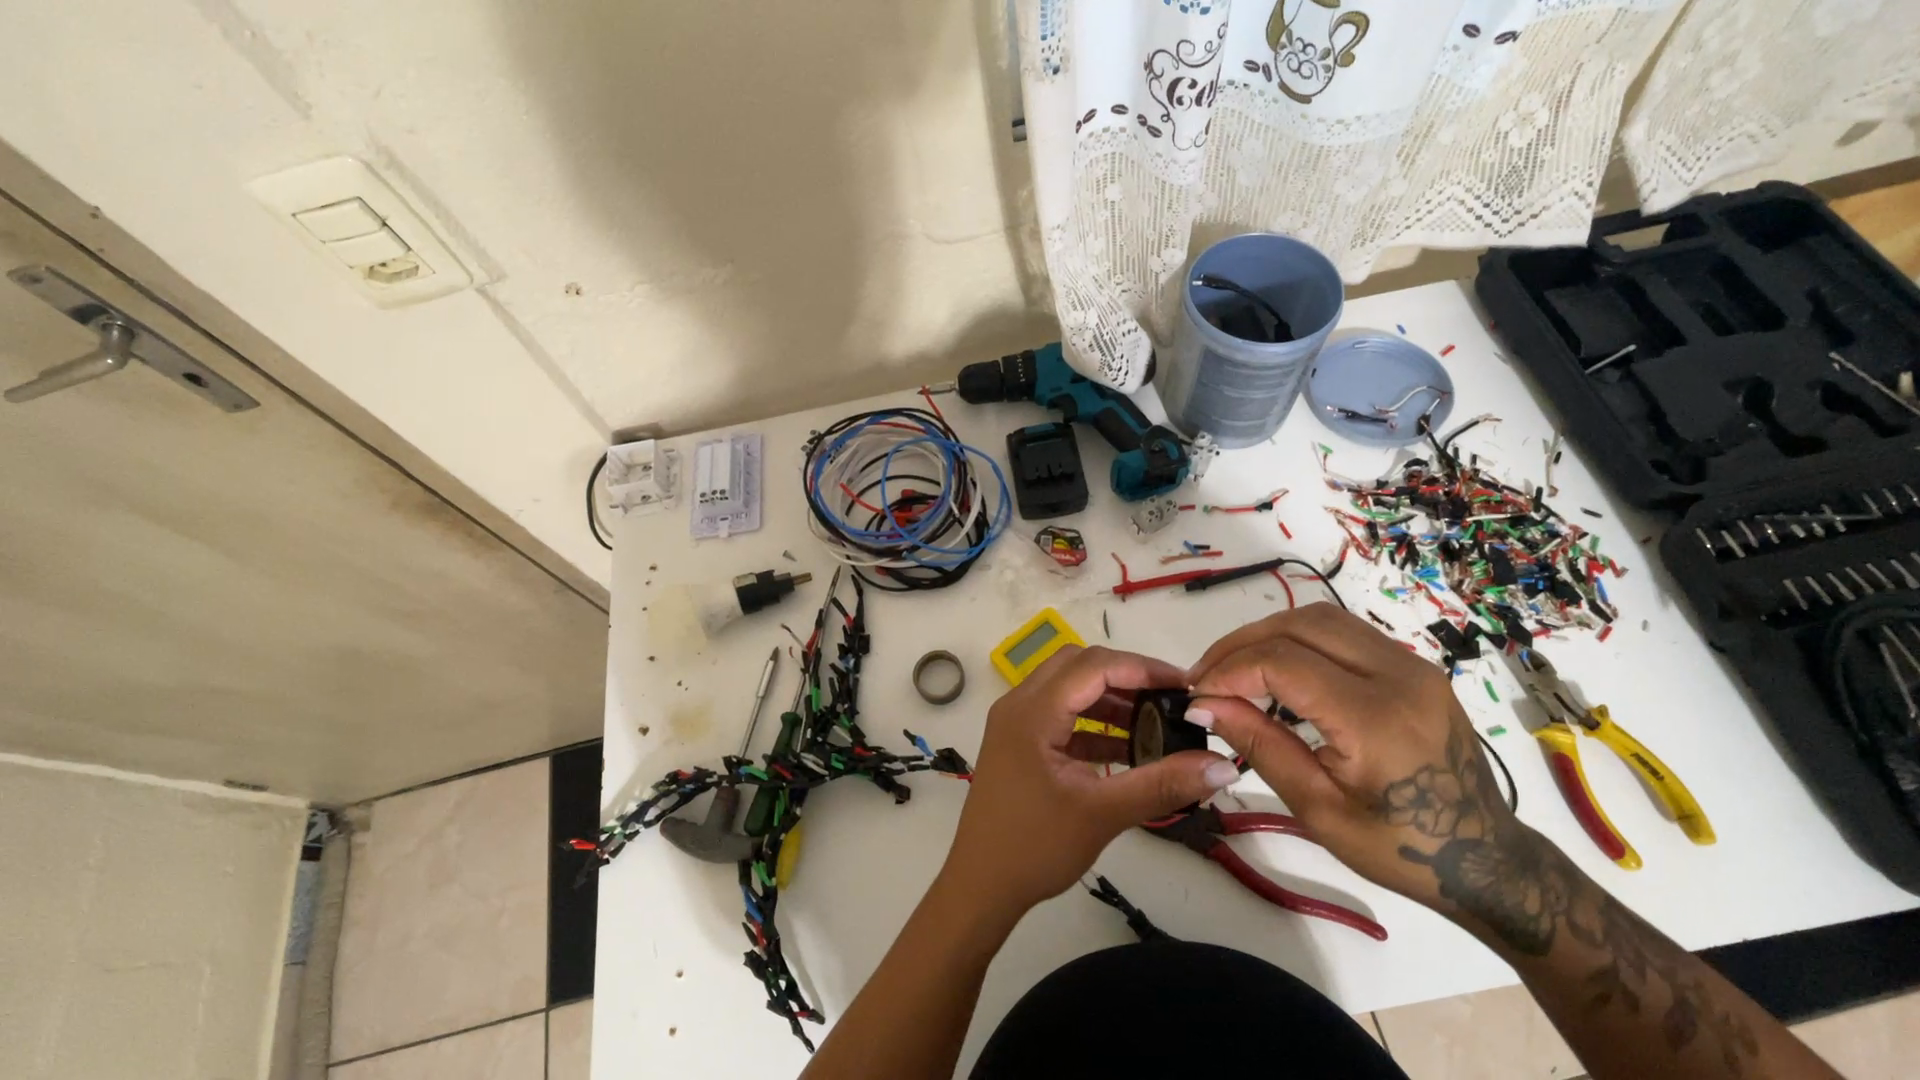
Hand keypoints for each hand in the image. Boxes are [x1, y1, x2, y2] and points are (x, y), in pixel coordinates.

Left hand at [942, 645, 1239, 917]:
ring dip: (1111, 700)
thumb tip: (1221, 766)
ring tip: (1157, 723)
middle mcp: (1018, 706)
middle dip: (1127, 677)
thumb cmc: (1034, 847)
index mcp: (1031, 713)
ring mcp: (1016, 725)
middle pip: (1079, 667)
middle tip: (1171, 699)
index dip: (1142, 668)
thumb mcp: (1103, 813)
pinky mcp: (1020, 745)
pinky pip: (1062, 716)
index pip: (1093, 666)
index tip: (1185, 686)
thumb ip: (1162, 784)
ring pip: (1069, 690)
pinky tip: (1129, 749)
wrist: (981, 887)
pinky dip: (1095, 724)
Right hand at [1186, 603, 1513, 907]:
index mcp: (1375, 718)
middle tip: (1205, 677)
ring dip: (1269, 635)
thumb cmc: (1397, 846)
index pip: (1282, 662)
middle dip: (1241, 644)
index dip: (1229, 671)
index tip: (1196, 697)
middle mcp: (1399, 675)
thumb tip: (1203, 706)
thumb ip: (1260, 745)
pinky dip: (1300, 640)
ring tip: (1234, 669)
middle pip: (1300, 625)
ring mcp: (1413, 665)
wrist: (1485, 857)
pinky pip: (1345, 633)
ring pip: (1322, 619)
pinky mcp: (1415, 667)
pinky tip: (1277, 670)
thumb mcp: (1317, 808)